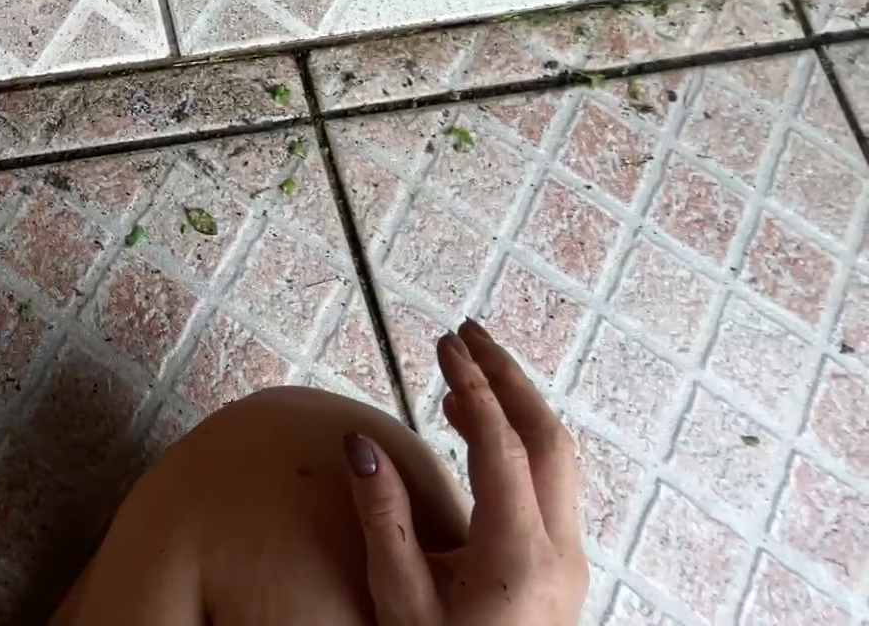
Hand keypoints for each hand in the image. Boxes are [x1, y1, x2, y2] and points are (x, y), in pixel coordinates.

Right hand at [344, 320, 586, 624]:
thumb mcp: (398, 593)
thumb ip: (381, 515)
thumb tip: (358, 442)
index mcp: (519, 553)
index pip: (503, 450)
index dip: (474, 388)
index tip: (443, 343)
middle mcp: (558, 548)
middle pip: (550, 441)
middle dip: (509, 377)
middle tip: (465, 331)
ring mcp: (566, 553)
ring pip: (557, 456)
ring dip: (516, 400)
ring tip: (467, 361)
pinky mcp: (557, 555)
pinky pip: (546, 476)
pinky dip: (515, 431)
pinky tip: (473, 418)